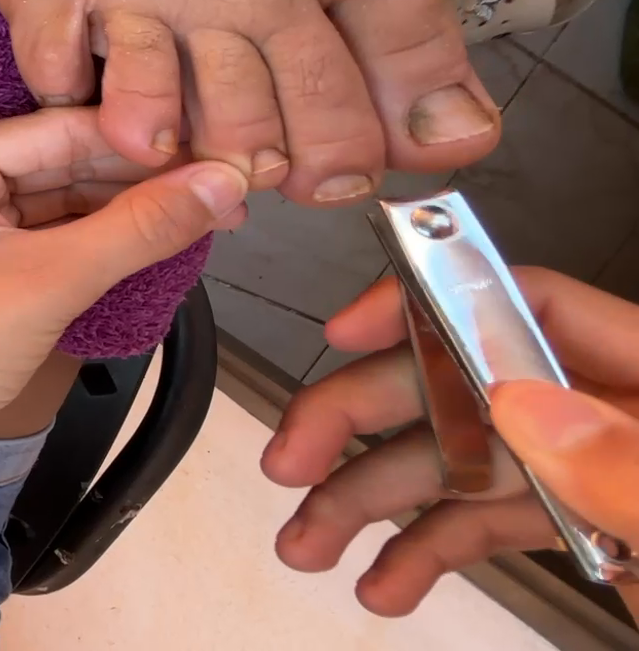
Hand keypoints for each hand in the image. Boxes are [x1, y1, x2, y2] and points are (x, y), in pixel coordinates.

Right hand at [0, 0, 500, 206]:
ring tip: (183, 156)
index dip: (396, 133)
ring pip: (170, 116)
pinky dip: (72, 95)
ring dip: (186, 145)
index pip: (392, 75)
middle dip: (297, 160)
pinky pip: (55, 75)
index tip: (390, 158)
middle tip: (285, 178)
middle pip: (280, 114)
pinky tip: (80, 94)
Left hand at [0, 107, 249, 447]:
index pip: (52, 131)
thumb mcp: (50, 279)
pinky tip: (158, 226)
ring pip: (55, 193)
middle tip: (229, 179)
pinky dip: (96, 231)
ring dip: (125, 204)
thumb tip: (223, 181)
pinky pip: (43, 224)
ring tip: (211, 204)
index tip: (219, 143)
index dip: (139, 139)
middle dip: (138, 175)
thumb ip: (139, 226)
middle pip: (56, 159)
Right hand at [264, 269, 638, 615]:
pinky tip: (382, 588)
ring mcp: (596, 478)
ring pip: (447, 465)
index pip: (530, 304)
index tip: (345, 333)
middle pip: (452, 390)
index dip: (424, 303)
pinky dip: (422, 556)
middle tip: (284, 468)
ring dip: (365, 507)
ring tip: (304, 548)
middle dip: (354, 429)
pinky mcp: (590, 534)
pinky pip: (482, 526)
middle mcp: (613, 416)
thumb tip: (523, 400)